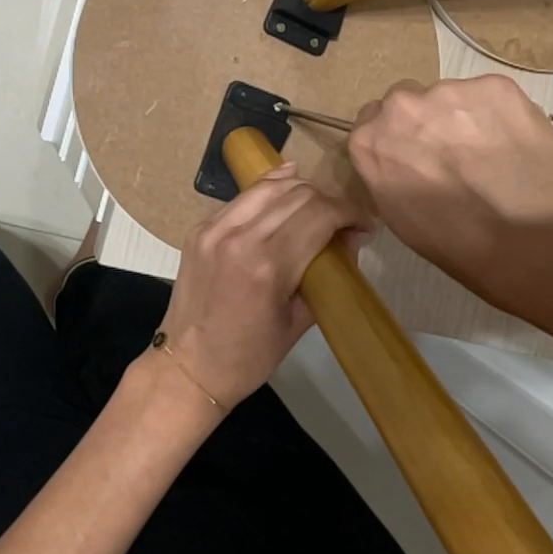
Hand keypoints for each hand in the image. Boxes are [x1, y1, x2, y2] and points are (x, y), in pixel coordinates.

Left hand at [156, 166, 367, 409]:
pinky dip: (269, 190)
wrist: (187, 366)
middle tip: (346, 220)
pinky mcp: (200, 228)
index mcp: (266, 264)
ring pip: (268, 187)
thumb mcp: (298, 321)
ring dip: (300, 190)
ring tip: (320, 205)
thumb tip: (351, 240)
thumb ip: (326, 274)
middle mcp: (238, 236)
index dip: (350, 213)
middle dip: (329, 200)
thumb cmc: (248, 357)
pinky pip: (242, 198)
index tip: (365, 225)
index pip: (319, 214)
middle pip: (297, 194)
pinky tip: (287, 188)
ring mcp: (214, 228)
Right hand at [348, 76, 552, 273]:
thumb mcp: (399, 218)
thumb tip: (402, 166)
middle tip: (455, 155)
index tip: (416, 156)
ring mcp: (448, 92)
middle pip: (407, 101)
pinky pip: (489, 95)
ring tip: (494, 155)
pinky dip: (501, 114)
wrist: (534, 239)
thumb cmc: (461, 245)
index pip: (372, 123)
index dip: (398, 139)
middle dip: (426, 122)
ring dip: (464, 117)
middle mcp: (400, 107)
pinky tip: (517, 146)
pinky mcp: (494, 86)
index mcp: (370, 142)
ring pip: (450, 97)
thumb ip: (387, 175)